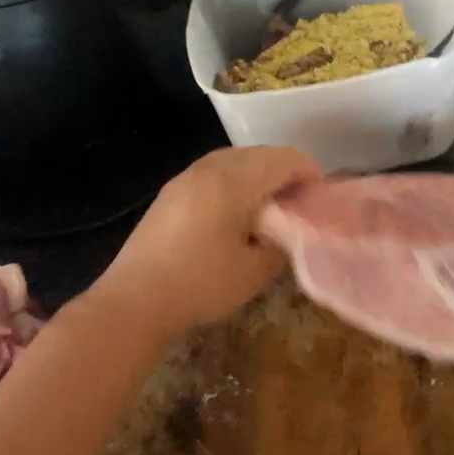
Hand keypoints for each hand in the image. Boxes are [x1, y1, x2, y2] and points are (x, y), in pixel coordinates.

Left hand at [90, 146, 320, 340]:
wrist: (134, 301)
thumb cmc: (201, 284)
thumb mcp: (255, 270)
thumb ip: (283, 242)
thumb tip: (291, 229)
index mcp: (234, 180)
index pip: (285, 158)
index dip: (310, 174)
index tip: (319, 202)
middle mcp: (210, 167)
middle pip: (261, 153)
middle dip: (286, 173)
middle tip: (298, 207)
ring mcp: (186, 177)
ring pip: (236, 160)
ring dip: (259, 177)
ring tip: (269, 211)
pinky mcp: (171, 193)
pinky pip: (215, 173)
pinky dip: (236, 183)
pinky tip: (236, 216)